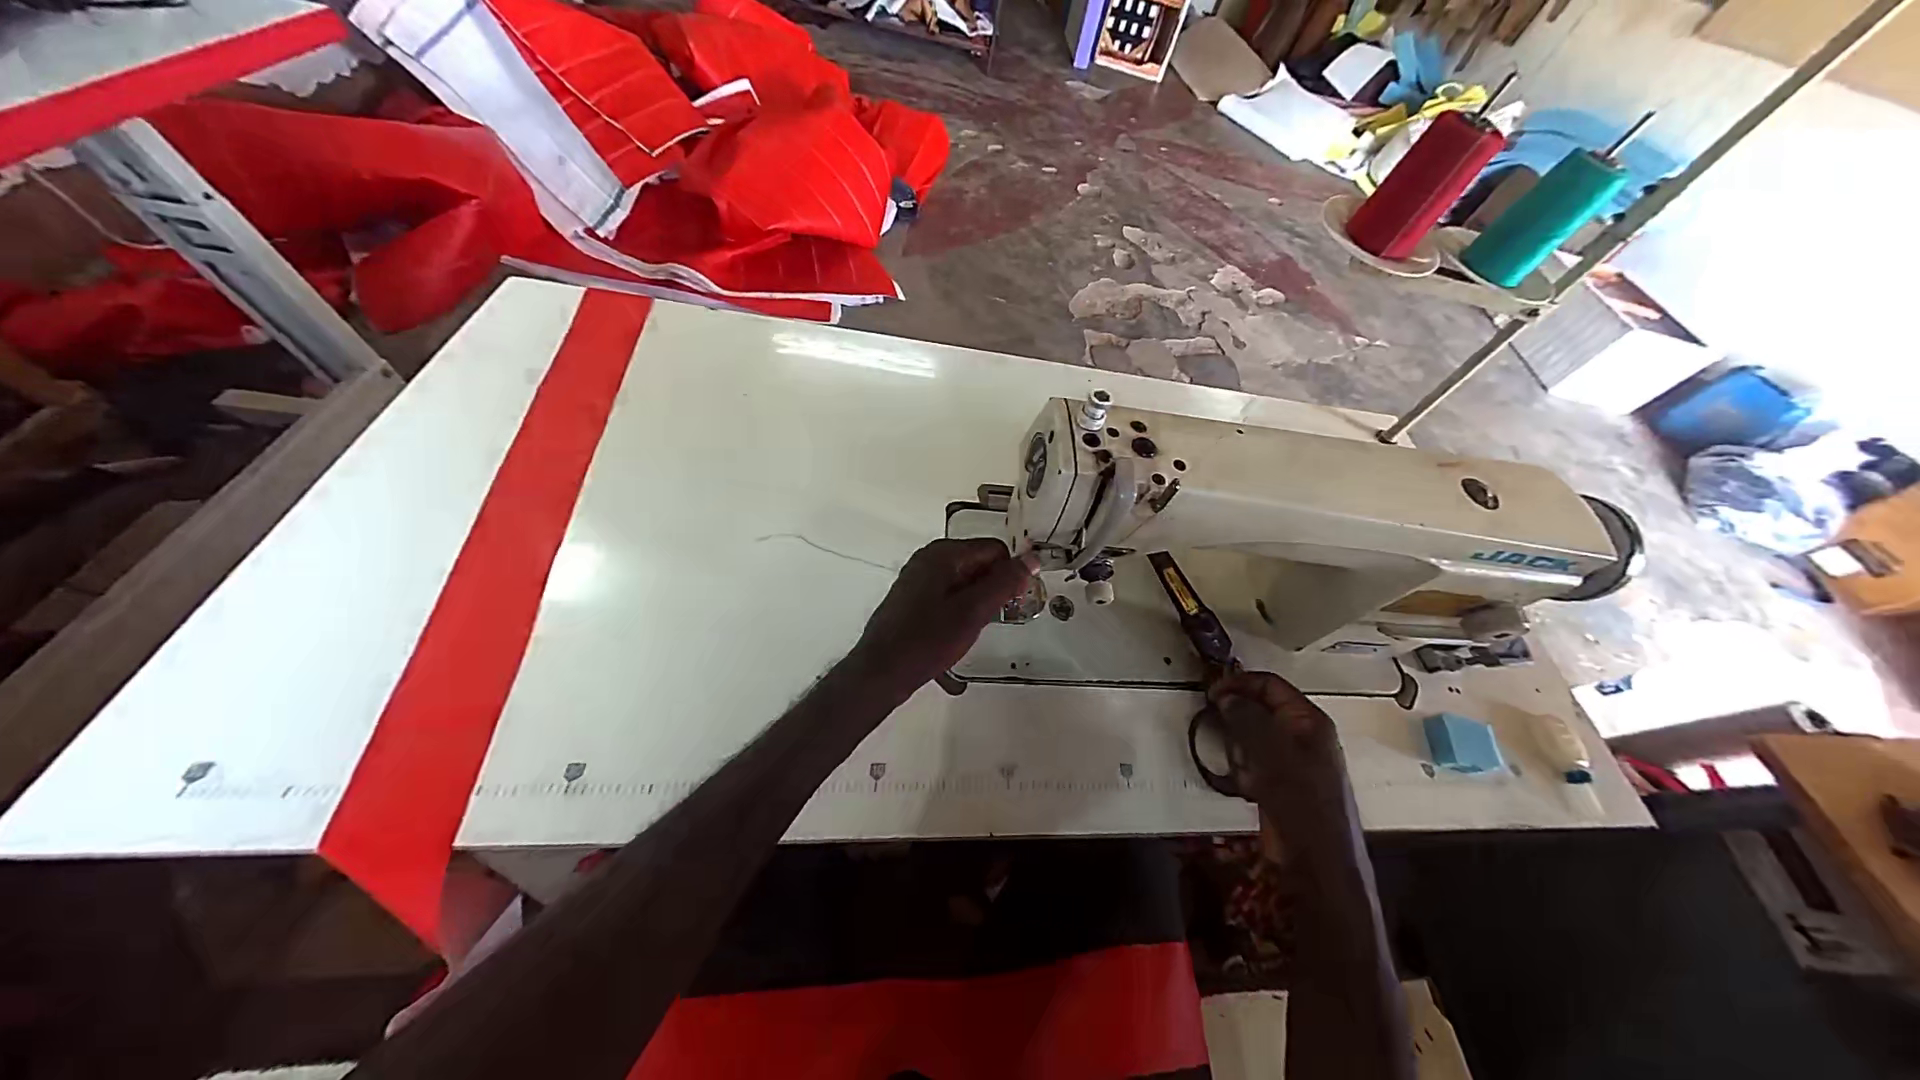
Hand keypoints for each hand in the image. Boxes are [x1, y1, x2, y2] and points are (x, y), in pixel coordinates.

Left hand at [847, 538, 1036, 700]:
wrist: (882, 671)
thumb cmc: (925, 640)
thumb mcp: (974, 611)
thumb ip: (1005, 583)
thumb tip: (1030, 559)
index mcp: (943, 554)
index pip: (995, 549)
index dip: (1009, 574)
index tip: (1012, 602)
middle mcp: (928, 559)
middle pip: (979, 564)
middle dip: (992, 590)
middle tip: (993, 619)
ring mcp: (918, 579)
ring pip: (964, 583)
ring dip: (976, 605)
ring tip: (972, 631)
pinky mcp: (913, 599)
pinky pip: (948, 597)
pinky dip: (959, 613)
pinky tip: (956, 637)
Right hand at [1205, 669, 1347, 803]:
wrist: (1316, 859)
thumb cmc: (1300, 799)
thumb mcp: (1270, 751)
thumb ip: (1246, 718)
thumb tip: (1226, 696)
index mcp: (1308, 720)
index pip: (1270, 685)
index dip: (1239, 683)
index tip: (1211, 693)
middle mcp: (1302, 735)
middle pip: (1259, 710)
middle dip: (1238, 723)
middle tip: (1225, 735)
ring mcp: (1293, 760)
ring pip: (1252, 738)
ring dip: (1240, 751)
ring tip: (1244, 770)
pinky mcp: (1281, 782)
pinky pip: (1253, 763)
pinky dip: (1245, 770)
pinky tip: (1249, 787)